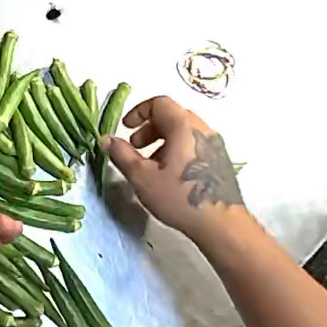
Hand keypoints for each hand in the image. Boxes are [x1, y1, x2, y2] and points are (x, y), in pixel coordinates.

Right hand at [103, 96, 256, 248]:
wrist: (220, 223)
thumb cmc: (179, 197)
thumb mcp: (142, 177)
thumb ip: (121, 155)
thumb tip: (106, 139)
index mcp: (184, 126)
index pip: (160, 103)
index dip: (138, 112)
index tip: (126, 128)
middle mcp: (202, 129)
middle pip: (172, 116)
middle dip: (149, 128)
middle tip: (135, 147)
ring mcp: (215, 145)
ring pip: (183, 132)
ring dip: (162, 141)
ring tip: (150, 165)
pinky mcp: (220, 161)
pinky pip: (194, 145)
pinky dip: (177, 150)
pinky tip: (169, 175)